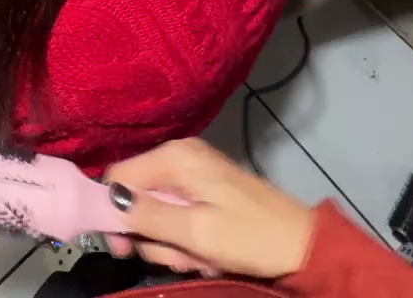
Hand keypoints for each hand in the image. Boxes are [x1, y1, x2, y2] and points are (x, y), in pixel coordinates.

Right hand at [104, 138, 314, 279]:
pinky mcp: (204, 187)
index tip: (124, 247)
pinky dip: (185, 236)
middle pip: (138, 196)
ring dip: (172, 242)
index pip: (119, 177)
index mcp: (175, 158)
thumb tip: (110, 198)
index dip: (113, 212)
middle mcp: (179, 155)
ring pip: (157, 210)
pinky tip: (207, 252)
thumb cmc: (250, 238)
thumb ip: (151, 215)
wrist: (302, 245)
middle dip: (153, 234)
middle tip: (180, 257)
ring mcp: (193, 171)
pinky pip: (177, 211)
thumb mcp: (197, 233)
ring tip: (201, 257)